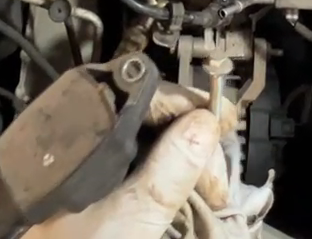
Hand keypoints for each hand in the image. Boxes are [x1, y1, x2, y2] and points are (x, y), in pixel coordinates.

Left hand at [23, 111, 220, 238]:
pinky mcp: (92, 177)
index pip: (152, 93)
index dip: (193, 109)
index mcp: (87, 122)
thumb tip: (205, 121)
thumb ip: (169, 171)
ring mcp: (90, 153)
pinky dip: (168, 172)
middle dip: (195, 142)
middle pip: (156, 114)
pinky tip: (185, 191)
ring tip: (209, 192)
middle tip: (217, 184)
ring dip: (186, 160)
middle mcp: (87, 127)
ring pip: (152, 138)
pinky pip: (141, 159)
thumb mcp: (130, 217)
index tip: (224, 129)